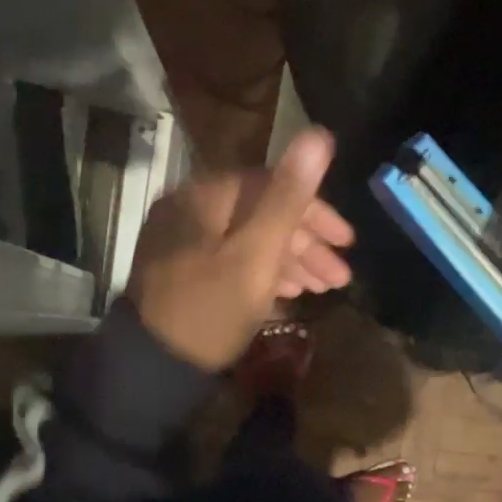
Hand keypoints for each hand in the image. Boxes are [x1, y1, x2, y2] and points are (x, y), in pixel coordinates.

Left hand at [124, 128, 353, 370]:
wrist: (153, 366)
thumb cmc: (211, 309)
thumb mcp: (255, 256)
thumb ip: (288, 198)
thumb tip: (320, 135)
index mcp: (206, 197)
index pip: (272, 186)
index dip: (315, 212)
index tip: (347, 243)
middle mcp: (192, 210)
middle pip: (262, 214)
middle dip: (307, 244)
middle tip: (340, 276)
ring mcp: (185, 242)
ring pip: (250, 240)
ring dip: (292, 261)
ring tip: (324, 289)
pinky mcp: (184, 273)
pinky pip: (234, 260)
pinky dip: (265, 272)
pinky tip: (289, 292)